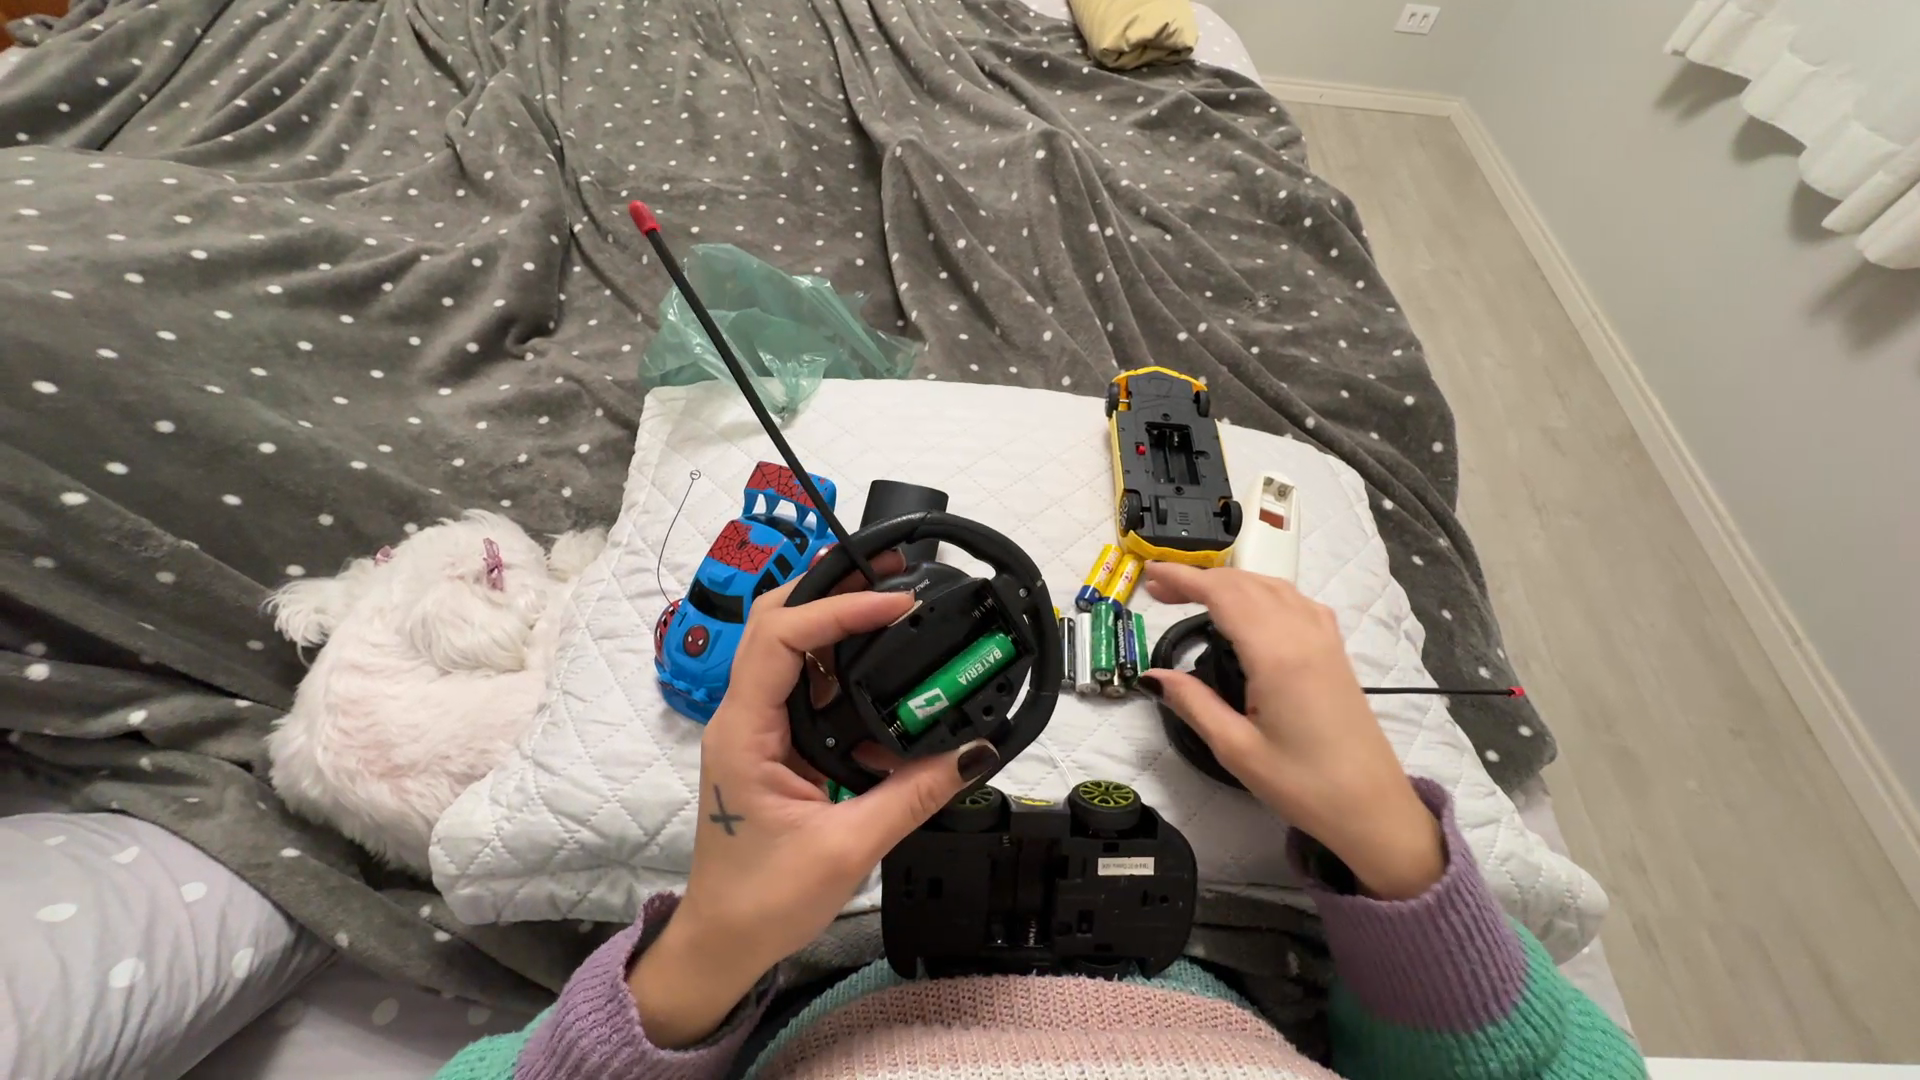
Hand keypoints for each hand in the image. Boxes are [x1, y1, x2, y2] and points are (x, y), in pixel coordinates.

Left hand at [629, 571, 998, 1047]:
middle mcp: (743, 713)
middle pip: (777, 621)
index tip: (897, 606)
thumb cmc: (765, 900)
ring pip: (790, 645)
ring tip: (892, 600)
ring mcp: (756, 724)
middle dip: (830, 586)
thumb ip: (914, 793)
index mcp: (745, 730)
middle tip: (891, 572)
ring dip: (837, 617)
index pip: (782, 637)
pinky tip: (882, 667)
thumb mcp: (848, 847)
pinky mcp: (773, 739)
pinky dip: (843, 663)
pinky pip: (806, 682)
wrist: (723, 940)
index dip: (839, 609)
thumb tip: (975, 751)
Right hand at [1141, 563, 1442, 899]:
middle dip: (1200, 578)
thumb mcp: (1236, 749)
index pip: (1224, 595)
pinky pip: (1296, 600)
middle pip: (1246, 584)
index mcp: (1277, 656)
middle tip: (1160, 591)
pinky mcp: (1335, 651)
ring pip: (1273, 586)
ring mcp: (1325, 640)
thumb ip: (1192, 703)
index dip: (1184, 578)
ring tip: (1194, 594)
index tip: (1151, 576)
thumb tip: (1152, 675)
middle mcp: (1304, 635)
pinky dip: (1262, 590)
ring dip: (1230, 581)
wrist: (1375, 810)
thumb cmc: (1304, 785)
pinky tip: (1249, 606)